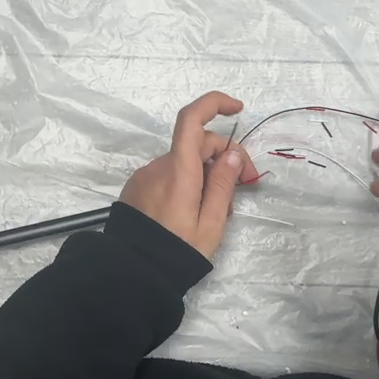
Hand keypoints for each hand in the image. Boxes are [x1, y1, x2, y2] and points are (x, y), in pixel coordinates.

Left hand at [120, 91, 258, 258]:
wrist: (133, 273)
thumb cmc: (178, 251)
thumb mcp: (211, 223)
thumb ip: (223, 185)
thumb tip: (232, 155)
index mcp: (179, 171)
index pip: (192, 119)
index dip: (214, 104)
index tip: (236, 110)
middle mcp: (159, 166)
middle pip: (196, 143)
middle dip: (224, 156)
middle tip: (245, 184)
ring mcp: (145, 177)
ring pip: (184, 162)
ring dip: (206, 175)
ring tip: (219, 210)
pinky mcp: (137, 189)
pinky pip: (168, 176)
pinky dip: (187, 183)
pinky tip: (195, 211)